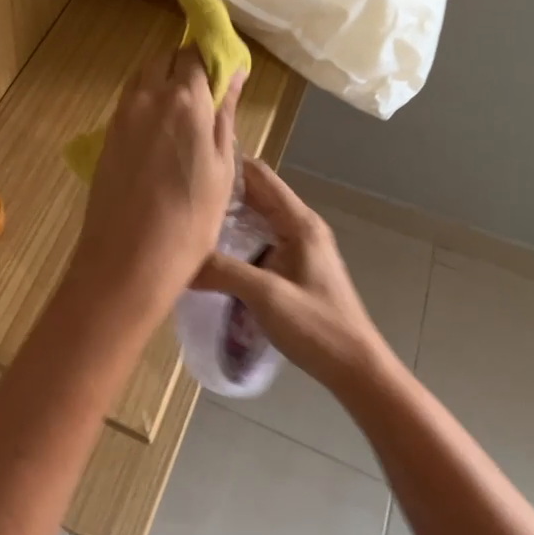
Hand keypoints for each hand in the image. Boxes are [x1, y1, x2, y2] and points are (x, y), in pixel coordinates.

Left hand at [70, 47, 243, 317]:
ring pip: (143, 78)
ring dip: (162, 83)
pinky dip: (146, 105)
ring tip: (184, 120)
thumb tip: (234, 73)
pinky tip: (161, 137)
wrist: (128, 258)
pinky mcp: (107, 134)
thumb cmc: (190, 219)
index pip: (195, 54)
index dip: (210, 60)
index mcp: (184, 99)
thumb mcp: (222, 168)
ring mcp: (122, 114)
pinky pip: (129, 103)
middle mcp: (149, 96)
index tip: (222, 77)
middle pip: (165, 59)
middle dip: (184, 67)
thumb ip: (225, 114)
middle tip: (204, 99)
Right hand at [193, 158, 387, 389]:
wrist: (356, 369)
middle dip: (219, 192)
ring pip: (254, 220)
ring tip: (185, 221)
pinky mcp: (291, 269)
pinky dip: (233, 241)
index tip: (188, 166)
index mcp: (299, 222)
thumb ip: (221, 271)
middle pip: (255, 194)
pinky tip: (209, 255)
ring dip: (224, 218)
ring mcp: (297, 248)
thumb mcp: (265, 295)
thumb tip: (178, 261)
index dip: (226, 164)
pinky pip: (256, 242)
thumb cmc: (317, 326)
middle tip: (178, 196)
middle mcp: (299, 227)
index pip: (258, 175)